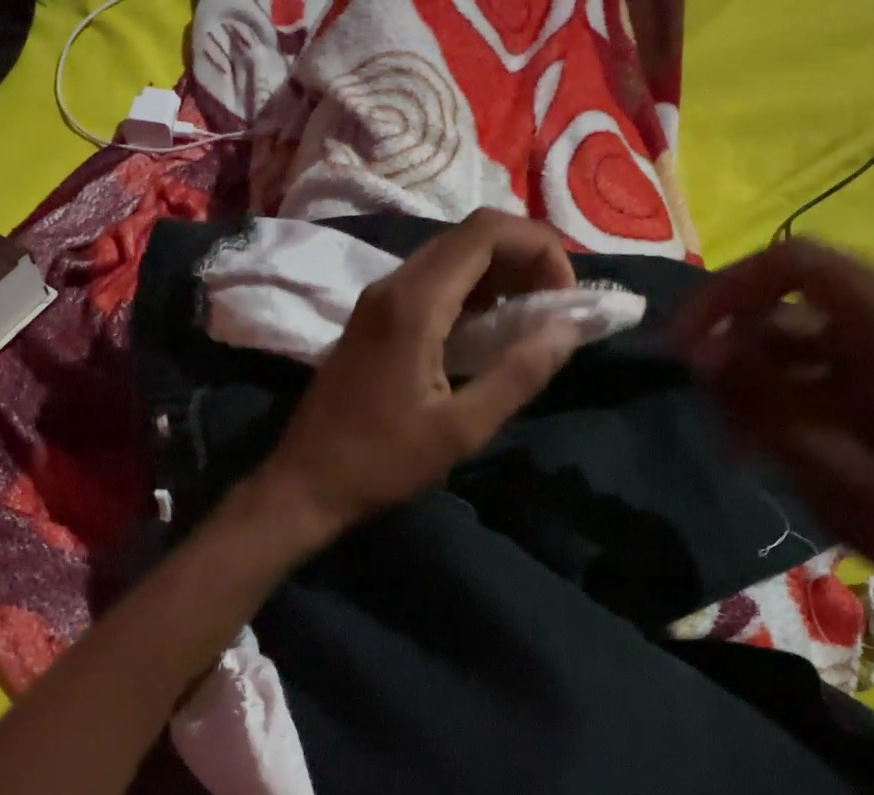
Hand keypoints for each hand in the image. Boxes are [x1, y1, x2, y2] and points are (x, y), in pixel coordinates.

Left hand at [255, 209, 582, 531]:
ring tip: (527, 321)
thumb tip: (567, 327)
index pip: (488, 231)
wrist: (306, 484)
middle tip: (553, 307)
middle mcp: (392, 286)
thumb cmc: (382, 463)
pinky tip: (483, 334)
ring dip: (497, 276)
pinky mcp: (369, 321)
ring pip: (448, 257)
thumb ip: (518, 374)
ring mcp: (375, 301)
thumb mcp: (461, 429)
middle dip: (523, 258)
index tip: (565, 297)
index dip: (540, 248)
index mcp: (414, 303)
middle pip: (469, 236)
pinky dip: (467, 293)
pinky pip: (428, 283)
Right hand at [673, 239, 873, 597]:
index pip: (796, 265)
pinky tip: (756, 445)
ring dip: (751, 378)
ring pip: (798, 341)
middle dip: (732, 342)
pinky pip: (817, 373)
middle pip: (792, 303)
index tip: (680, 344)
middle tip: (695, 397)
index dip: (727, 292)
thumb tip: (702, 355)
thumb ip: (763, 407)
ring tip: (727, 436)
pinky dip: (777, 399)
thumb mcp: (835, 469)